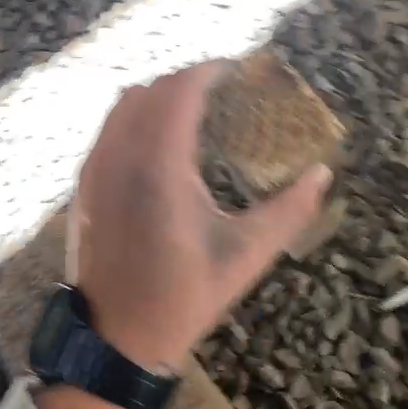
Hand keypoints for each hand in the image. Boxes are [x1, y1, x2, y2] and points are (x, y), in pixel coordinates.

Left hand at [69, 60, 333, 369]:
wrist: (114, 337)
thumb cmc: (182, 295)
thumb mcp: (244, 255)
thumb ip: (287, 210)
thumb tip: (322, 174)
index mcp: (159, 164)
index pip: (180, 90)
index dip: (208, 70)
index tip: (236, 70)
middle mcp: (121, 152)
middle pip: (153, 88)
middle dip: (188, 80)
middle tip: (222, 90)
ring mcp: (96, 165)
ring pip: (125, 103)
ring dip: (159, 95)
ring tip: (193, 110)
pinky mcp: (85, 181)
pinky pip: (110, 126)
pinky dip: (135, 115)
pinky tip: (160, 140)